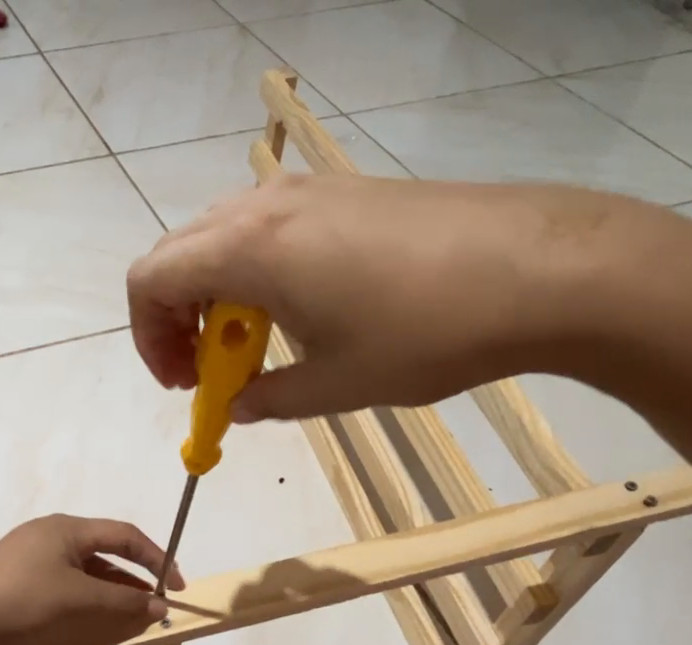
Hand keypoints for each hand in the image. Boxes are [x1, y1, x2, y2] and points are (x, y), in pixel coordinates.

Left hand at [0, 515, 184, 644]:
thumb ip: (125, 603)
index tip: (177, 586)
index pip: (124, 535)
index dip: (156, 558)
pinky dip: (85, 597)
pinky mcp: (15, 580)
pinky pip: (63, 582)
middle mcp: (47, 534)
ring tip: (128, 615)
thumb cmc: (25, 601)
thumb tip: (160, 607)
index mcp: (65, 528)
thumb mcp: (81, 601)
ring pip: (83, 569)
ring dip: (109, 590)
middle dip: (134, 577)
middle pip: (103, 550)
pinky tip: (92, 618)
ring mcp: (28, 556)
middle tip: (154, 602)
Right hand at [126, 173, 641, 419]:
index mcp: (247, 249)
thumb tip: (237, 405)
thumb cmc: (424, 333)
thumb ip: (267, 398)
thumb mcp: (334, 385)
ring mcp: (310, 191)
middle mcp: (265, 206)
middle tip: (211, 370)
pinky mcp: (347, 192)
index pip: (150, 280)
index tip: (183, 384)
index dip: (149, 338)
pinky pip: (269, 228)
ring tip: (258, 344)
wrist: (542, 267)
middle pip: (179, 253)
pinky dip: (257, 272)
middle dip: (178, 318)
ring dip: (218, 294)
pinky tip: (304, 311)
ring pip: (223, 237)